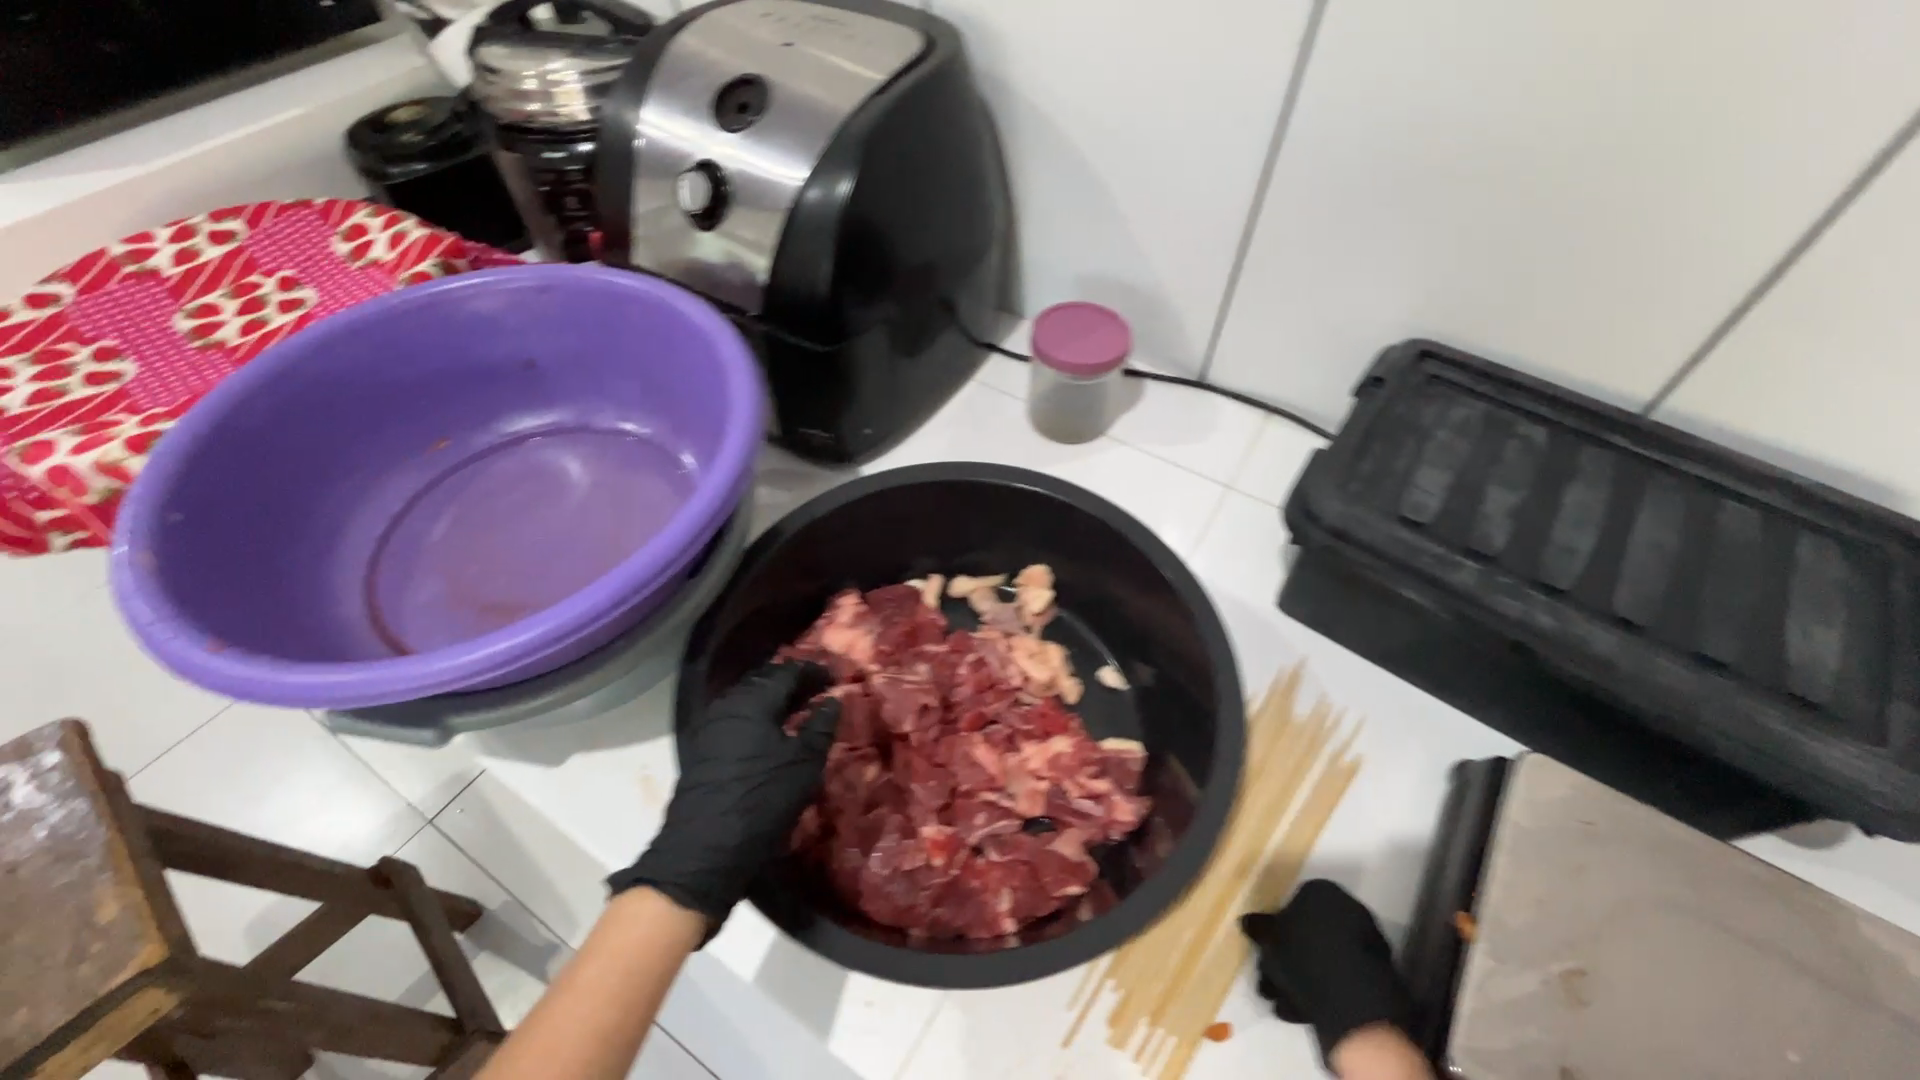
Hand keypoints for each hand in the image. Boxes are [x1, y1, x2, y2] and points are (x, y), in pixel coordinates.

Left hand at [608, 661, 839, 928]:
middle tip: (819, 689)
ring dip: (775, 701)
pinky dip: (760, 719)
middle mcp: (727, 706)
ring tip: (800, 710)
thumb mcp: (803, 764)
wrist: (704, 850)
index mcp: (753, 701)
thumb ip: (821, 726)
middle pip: (764, 682)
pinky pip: (738, 721)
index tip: (835, 676)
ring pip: (749, 702)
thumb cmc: (762, 801)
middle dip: (793, 682)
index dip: (813, 671)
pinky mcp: (704, 751)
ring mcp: (710, 728)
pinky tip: (774, 734)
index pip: (787, 672)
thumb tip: (834, 700)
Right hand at [1239, 880, 1419, 1070]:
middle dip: (1290, 953)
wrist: (1351, 1001)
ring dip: (1302, 974)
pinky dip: (1322, 987)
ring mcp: (1366, 942)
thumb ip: (1259, 929)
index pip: (1295, 900)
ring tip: (1281, 999)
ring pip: (1324, 955)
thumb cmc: (1301, 957)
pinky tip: (1301, 1008)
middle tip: (1271, 974)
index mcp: (1322, 891)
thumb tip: (1247, 921)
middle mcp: (1349, 909)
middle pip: (1311, 930)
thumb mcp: (1268, 941)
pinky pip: (1340, 975)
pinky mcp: (1376, 973)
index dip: (1277, 924)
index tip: (1267, 945)